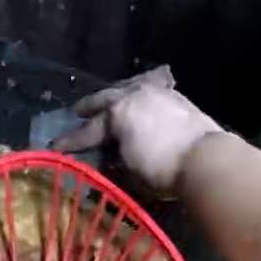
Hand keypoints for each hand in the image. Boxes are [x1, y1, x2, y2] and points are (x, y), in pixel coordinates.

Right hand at [52, 66, 226, 194]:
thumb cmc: (162, 170)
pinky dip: (141, 91)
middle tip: (78, 110)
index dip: (71, 141)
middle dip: (91, 106)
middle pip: (107, 99)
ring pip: (130, 87)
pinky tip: (142, 94)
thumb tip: (109, 157)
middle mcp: (134, 95)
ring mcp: (157, 93)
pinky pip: (152, 88)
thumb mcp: (129, 172)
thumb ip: (115, 161)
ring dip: (116, 93)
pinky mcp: (177, 98)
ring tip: (110, 98)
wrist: (205, 159)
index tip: (55, 147)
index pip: (88, 131)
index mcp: (117, 114)